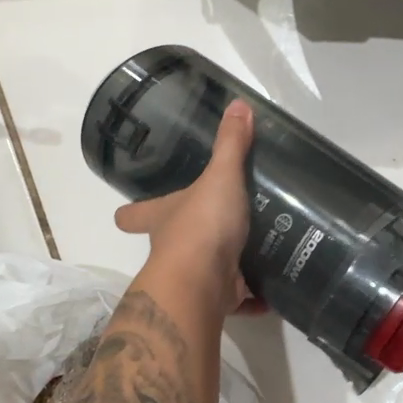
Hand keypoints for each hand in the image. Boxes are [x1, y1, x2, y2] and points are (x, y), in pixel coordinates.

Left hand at [115, 100, 254, 311]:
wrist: (204, 281)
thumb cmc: (202, 225)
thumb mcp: (220, 177)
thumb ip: (231, 145)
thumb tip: (239, 104)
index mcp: (162, 218)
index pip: (132, 215)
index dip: (131, 212)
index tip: (129, 211)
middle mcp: (171, 248)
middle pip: (169, 244)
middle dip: (186, 240)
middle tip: (213, 228)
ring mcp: (194, 277)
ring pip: (205, 271)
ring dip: (224, 267)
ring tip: (255, 253)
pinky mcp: (219, 298)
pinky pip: (238, 296)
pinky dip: (253, 296)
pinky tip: (272, 290)